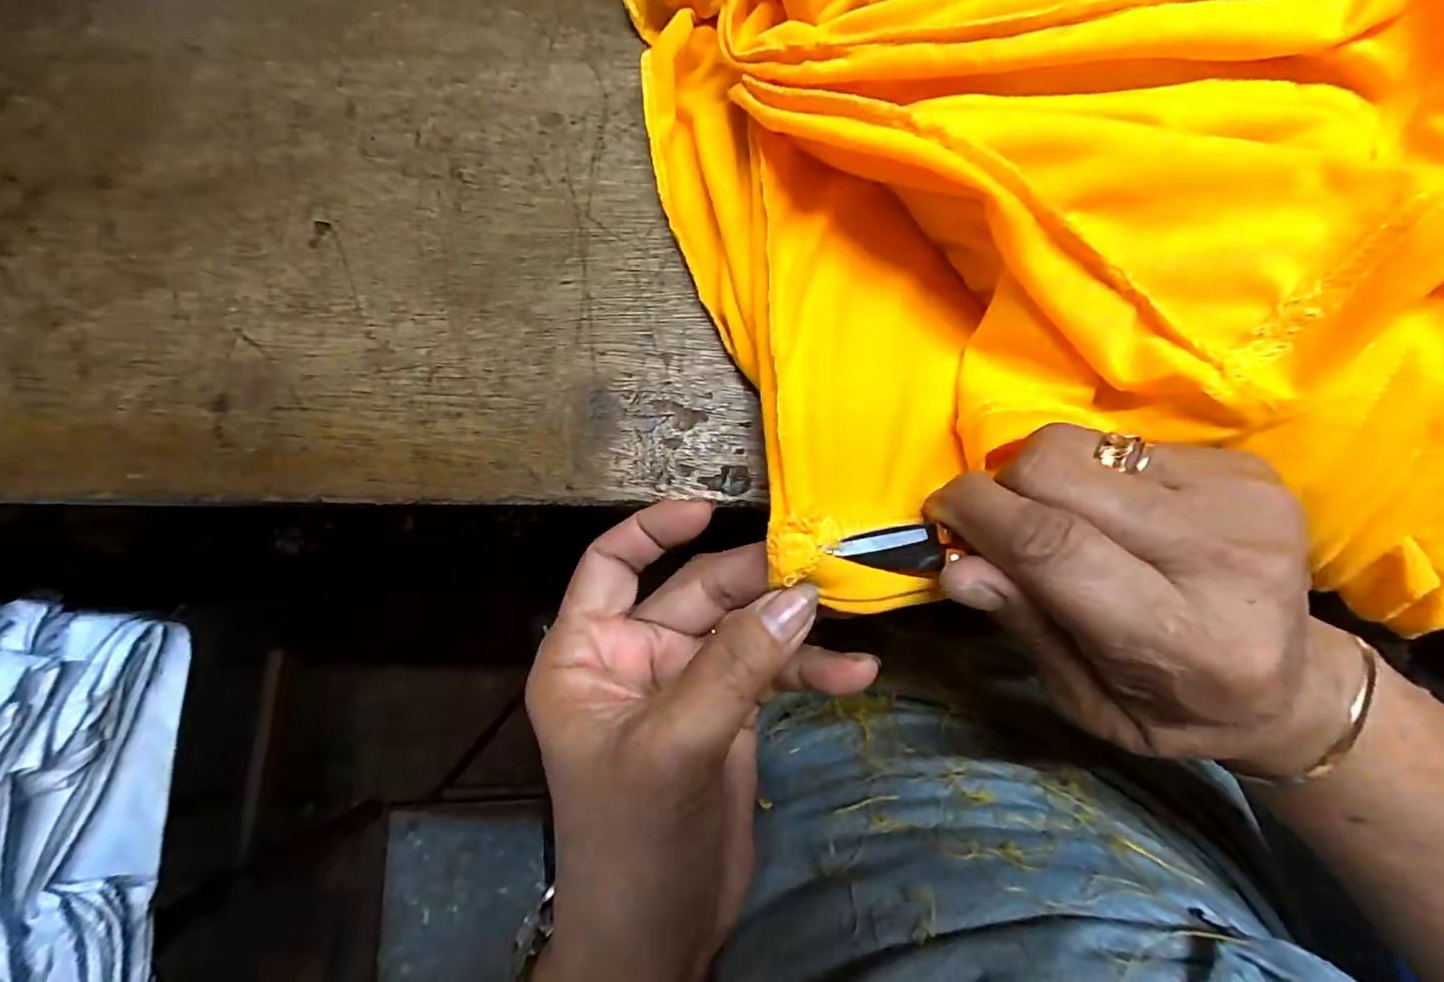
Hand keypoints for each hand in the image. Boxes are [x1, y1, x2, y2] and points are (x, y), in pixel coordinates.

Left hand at [526, 501, 877, 981]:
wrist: (659, 933)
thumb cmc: (632, 840)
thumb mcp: (675, 745)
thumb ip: (734, 667)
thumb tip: (798, 597)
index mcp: (589, 653)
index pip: (610, 565)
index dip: (652, 530)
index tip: (708, 511)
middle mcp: (637, 655)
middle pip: (699, 592)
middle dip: (756, 582)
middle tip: (816, 569)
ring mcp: (689, 681)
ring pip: (744, 628)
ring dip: (792, 625)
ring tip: (843, 614)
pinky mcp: (731, 709)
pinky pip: (772, 672)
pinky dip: (810, 670)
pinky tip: (854, 675)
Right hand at [926, 424, 1364, 779]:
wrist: (1297, 683)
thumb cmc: (1175, 710)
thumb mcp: (1088, 700)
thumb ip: (1025, 626)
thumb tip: (956, 566)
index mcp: (1184, 640)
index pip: (1054, 546)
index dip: (981, 515)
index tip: (941, 511)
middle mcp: (1223, 557)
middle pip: (1061, 472)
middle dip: (1004, 486)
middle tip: (997, 520)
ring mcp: (1242, 499)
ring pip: (1085, 444)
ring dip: (1046, 475)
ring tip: (1061, 516)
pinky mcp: (1247, 465)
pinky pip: (1123, 442)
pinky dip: (1094, 473)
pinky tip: (1118, 512)